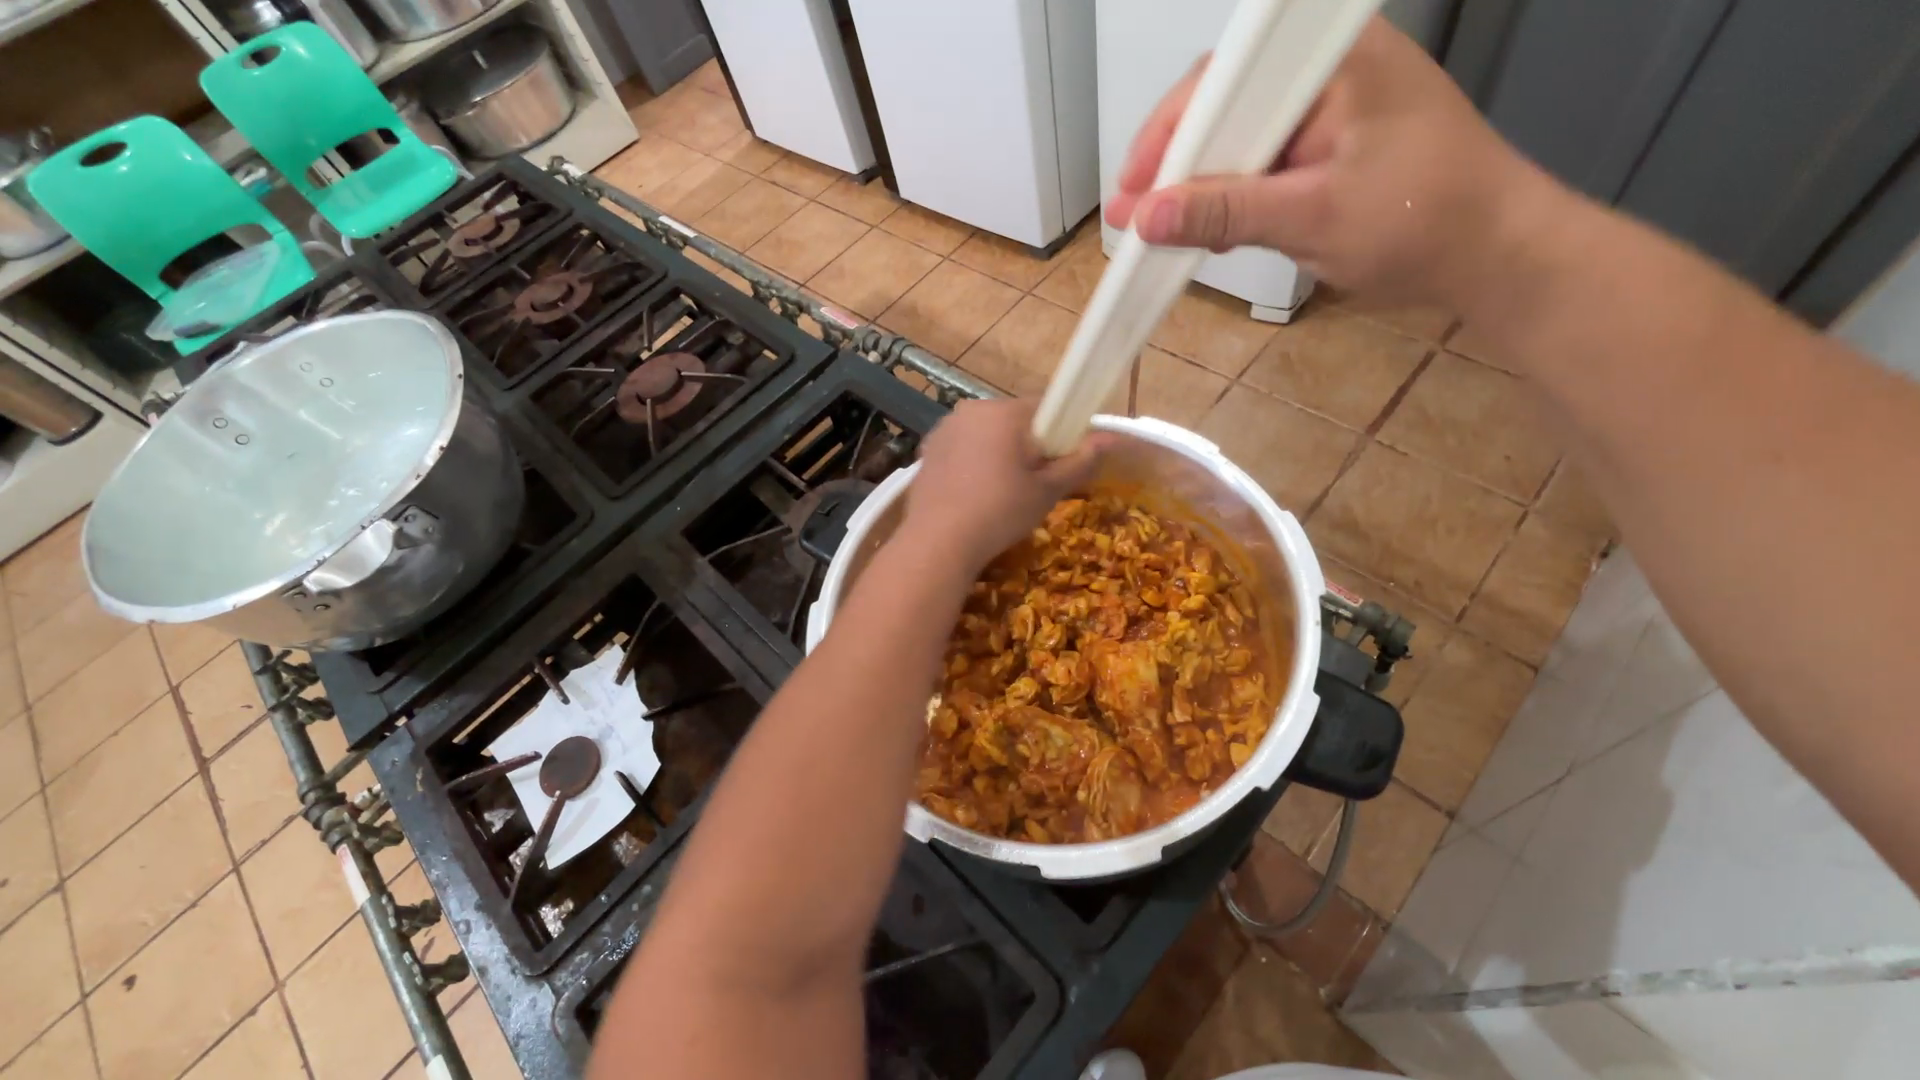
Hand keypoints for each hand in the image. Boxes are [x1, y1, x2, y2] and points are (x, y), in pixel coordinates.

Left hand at [902, 399, 1109, 569]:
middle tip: (1034, 484)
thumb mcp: (1047, 491)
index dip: (1061, 432)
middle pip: (1013, 420)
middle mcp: (971, 410)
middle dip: (1027, 444)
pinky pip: (962, 449)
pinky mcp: (927, 451)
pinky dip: (973, 464)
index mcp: (1004, 411)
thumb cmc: (1000, 513)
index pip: (1045, 407)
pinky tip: (974, 495)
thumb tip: (1111, 439)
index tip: (1062, 462)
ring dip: (999, 454)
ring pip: (986, 434)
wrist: (937, 543)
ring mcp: (944, 429)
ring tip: (1002, 494)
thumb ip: (1079, 461)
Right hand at [1104, 18, 1561, 311]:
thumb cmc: (1422, 224)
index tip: (1132, 190)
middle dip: (1176, 166)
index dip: (1167, 135)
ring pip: (1241, 137)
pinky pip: (1266, 158)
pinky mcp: (1335, 140)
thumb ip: (1225, 213)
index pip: (1222, 81)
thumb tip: (1144, 218)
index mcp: (1330, 61)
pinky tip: (1208, 227)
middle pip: (1226, 106)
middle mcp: (1327, 69)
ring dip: (1200, 185)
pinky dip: (1234, 194)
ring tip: (1159, 231)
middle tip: (1135, 219)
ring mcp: (1333, 104)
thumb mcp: (1312, 218)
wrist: (1498, 254)